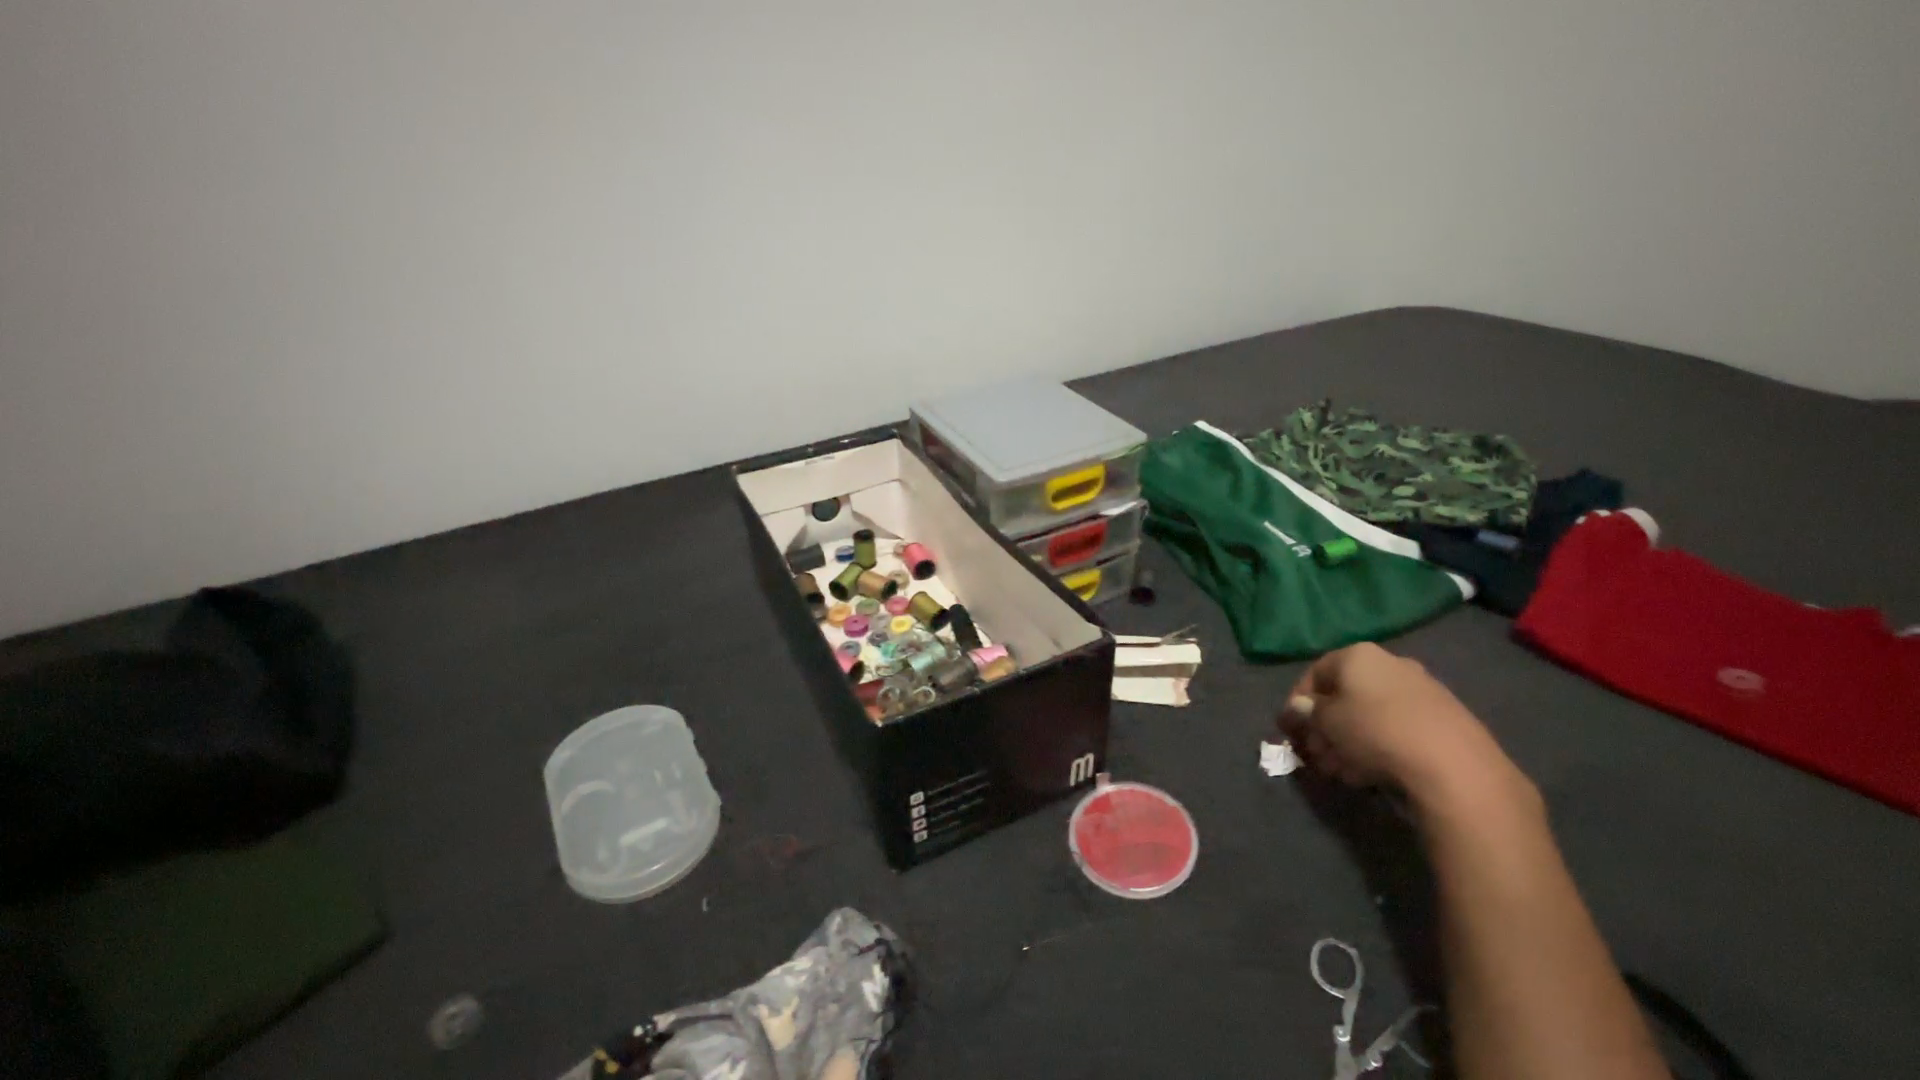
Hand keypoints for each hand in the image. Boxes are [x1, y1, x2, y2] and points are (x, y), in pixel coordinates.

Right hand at [1279, 643, 1523, 808]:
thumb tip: (1299, 708)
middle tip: (1315, 755)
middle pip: (1344, 694)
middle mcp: (1390, 663)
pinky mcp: (1443, 718)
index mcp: (1358, 655)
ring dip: (1348, 740)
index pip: (1315, 672)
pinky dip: (1377, 746)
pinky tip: (1371, 772)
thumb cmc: (1374, 731)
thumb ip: (1306, 713)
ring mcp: (1421, 689)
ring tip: (1341, 771)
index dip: (1297, 702)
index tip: (1290, 731)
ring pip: (1369, 714)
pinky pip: (1395, 727)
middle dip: (1324, 726)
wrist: (1452, 764)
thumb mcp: (1326, 722)